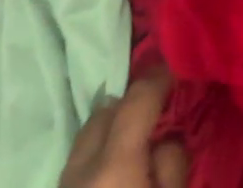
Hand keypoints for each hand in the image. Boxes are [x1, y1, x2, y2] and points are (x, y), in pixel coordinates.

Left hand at [59, 68, 190, 187]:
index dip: (159, 76)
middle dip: (134, 100)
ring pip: (89, 130)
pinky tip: (120, 159)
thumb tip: (166, 140)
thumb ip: (172, 163)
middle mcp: (82, 166)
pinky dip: (101, 146)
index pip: (137, 100)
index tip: (178, 66)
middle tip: (162, 105)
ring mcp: (65, 181)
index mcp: (115, 166)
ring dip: (115, 122)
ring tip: (141, 131)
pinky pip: (81, 155)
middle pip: (106, 109)